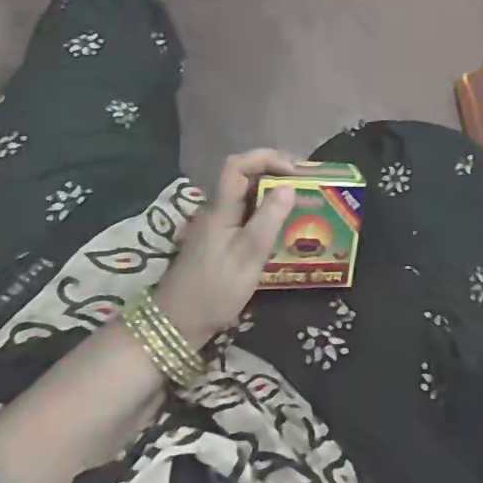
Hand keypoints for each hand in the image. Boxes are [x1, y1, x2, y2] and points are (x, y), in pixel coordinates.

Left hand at [152, 149, 299, 346]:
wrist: (177, 324)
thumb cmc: (214, 289)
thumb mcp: (248, 255)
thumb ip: (268, 219)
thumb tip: (289, 186)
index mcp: (220, 208)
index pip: (237, 165)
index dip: (266, 158)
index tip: (295, 170)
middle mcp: (216, 211)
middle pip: (244, 178)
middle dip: (275, 175)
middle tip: (305, 187)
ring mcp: (215, 227)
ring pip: (245, 199)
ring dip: (271, 196)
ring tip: (300, 206)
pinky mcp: (218, 243)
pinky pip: (244, 217)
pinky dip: (264, 216)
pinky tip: (280, 232)